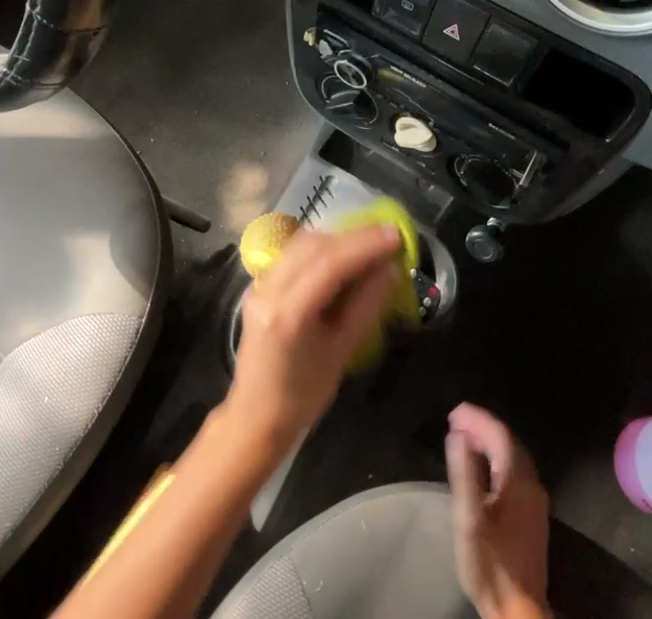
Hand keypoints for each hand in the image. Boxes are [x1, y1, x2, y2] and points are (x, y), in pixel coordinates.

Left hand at [226, 223, 402, 448]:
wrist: (256, 416)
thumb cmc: (303, 395)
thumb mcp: (341, 353)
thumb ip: (366, 307)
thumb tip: (390, 270)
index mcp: (287, 314)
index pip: (328, 263)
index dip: (364, 244)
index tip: (395, 235)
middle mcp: (268, 291)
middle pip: (313, 245)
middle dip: (353, 237)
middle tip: (388, 239)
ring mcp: (259, 286)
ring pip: (301, 244)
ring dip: (337, 239)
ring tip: (370, 247)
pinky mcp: (260, 287)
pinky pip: (293, 255)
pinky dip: (321, 249)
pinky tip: (343, 259)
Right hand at [447, 403, 550, 618]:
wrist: (518, 609)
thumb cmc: (490, 563)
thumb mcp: (469, 518)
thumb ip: (464, 474)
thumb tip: (458, 435)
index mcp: (518, 481)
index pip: (500, 436)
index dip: (478, 419)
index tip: (454, 411)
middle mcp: (532, 485)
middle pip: (509, 444)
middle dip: (483, 427)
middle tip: (455, 421)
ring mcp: (534, 501)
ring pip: (513, 459)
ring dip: (490, 443)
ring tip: (464, 438)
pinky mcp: (531, 515)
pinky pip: (515, 473)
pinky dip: (497, 460)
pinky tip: (482, 468)